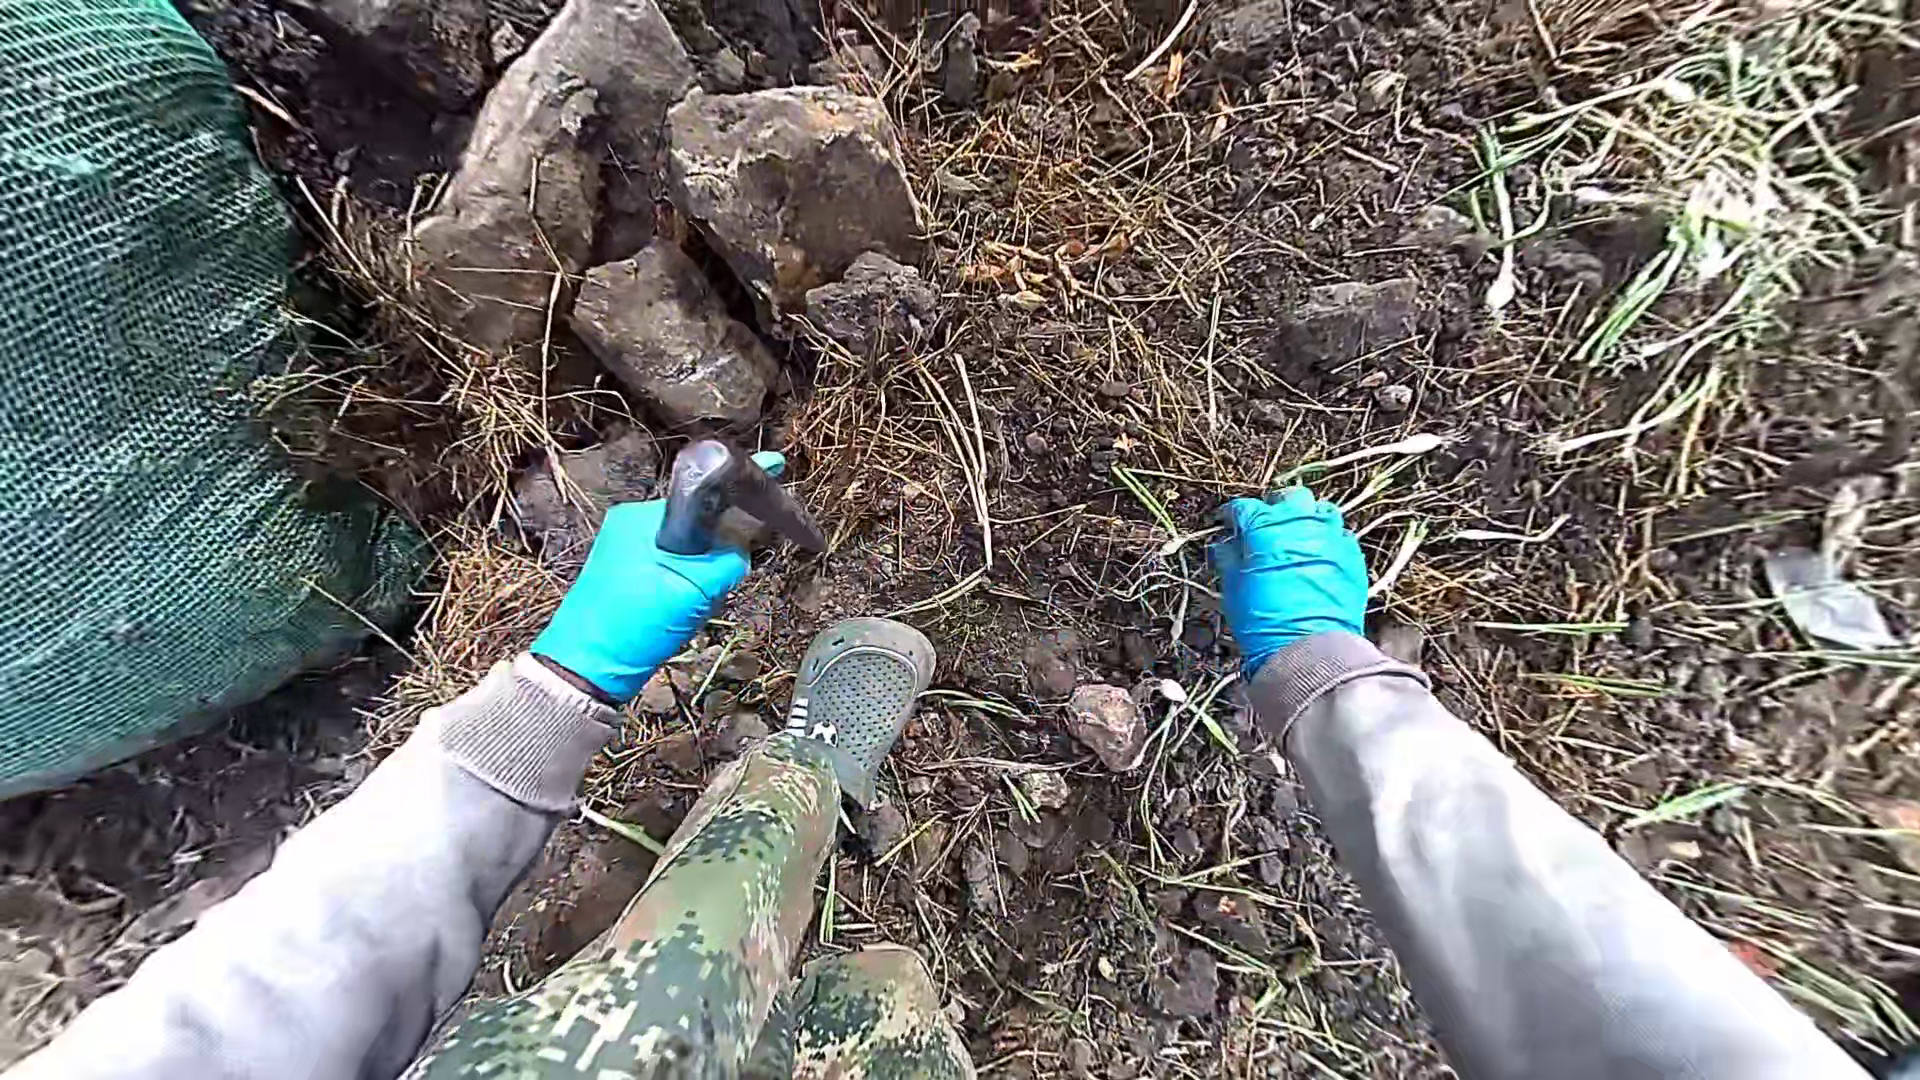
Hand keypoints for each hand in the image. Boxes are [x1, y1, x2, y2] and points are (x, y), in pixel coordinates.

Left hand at [532, 498, 748, 701]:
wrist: (590, 670)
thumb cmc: (638, 622)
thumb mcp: (697, 588)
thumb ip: (729, 562)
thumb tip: (743, 551)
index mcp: (639, 516)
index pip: (702, 510)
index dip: (724, 536)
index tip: (727, 564)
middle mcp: (629, 526)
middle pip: (696, 534)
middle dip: (708, 565)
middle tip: (704, 593)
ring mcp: (626, 551)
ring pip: (687, 556)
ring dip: (697, 582)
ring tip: (687, 607)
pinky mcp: (626, 574)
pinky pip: (671, 573)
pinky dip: (682, 591)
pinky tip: (676, 612)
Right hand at [1211, 488, 1368, 677]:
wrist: (1307, 646)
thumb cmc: (1263, 618)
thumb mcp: (1233, 585)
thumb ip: (1228, 556)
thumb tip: (1226, 544)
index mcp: (1265, 526)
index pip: (1245, 508)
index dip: (1232, 515)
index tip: (1228, 523)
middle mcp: (1301, 523)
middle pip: (1288, 498)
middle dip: (1274, 507)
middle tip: (1264, 526)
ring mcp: (1331, 537)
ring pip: (1320, 510)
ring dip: (1304, 518)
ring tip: (1293, 537)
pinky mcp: (1352, 555)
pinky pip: (1339, 535)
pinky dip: (1325, 539)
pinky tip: (1315, 556)